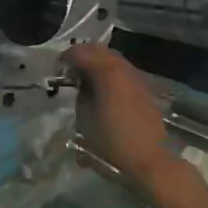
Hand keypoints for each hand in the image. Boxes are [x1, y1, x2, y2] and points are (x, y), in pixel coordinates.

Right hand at [63, 44, 174, 184]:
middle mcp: (122, 67)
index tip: (58, 70)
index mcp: (106, 71)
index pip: (80, 52)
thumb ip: (81, 93)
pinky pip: (123, 69)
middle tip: (70, 71)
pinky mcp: (144, 86)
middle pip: (98, 50)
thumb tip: (82, 83)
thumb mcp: (85, 117)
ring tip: (86, 78)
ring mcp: (136, 75)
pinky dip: (110, 71)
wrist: (149, 157)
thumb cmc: (112, 139)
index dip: (65, 58)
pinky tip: (105, 87)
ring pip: (113, 58)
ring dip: (97, 62)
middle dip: (82, 56)